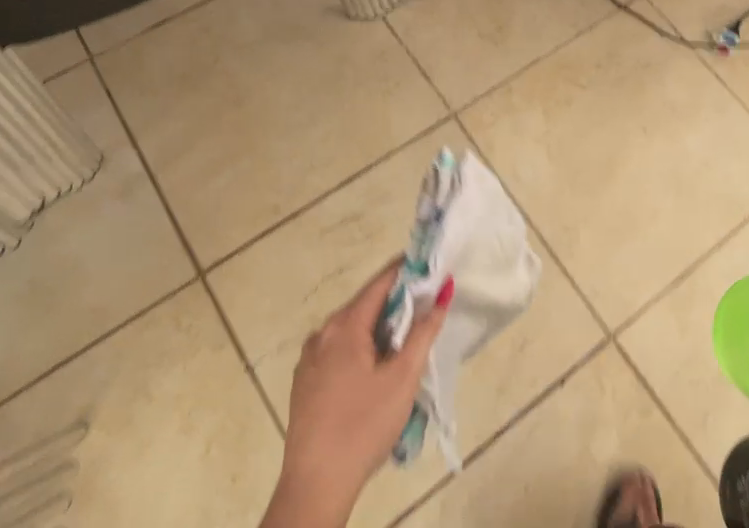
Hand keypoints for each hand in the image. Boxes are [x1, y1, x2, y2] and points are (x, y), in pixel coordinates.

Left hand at [261, 259, 452, 527]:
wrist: (317, 482)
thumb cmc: (365, 424)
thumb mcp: (403, 377)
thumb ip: (424, 331)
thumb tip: (443, 291)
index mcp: (344, 327)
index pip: (380, 284)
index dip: (407, 271)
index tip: (432, 266)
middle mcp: (322, 334)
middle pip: (364, 305)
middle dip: (396, 302)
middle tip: (427, 305)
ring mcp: (309, 359)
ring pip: (350, 329)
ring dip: (378, 327)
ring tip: (407, 338)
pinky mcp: (305, 383)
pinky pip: (338, 350)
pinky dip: (361, 346)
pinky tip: (376, 367)